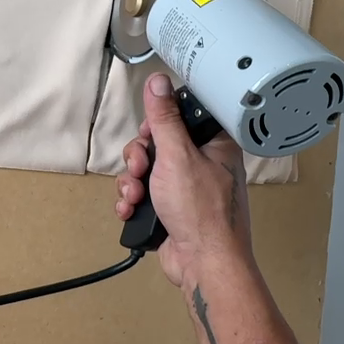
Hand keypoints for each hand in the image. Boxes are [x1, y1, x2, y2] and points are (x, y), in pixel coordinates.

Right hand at [114, 72, 252, 285]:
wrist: (202, 264)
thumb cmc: (199, 209)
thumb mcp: (177, 156)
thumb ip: (164, 118)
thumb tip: (158, 80)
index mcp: (213, 145)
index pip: (180, 116)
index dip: (158, 122)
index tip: (150, 134)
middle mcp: (200, 163)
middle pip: (155, 143)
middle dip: (138, 159)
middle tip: (141, 170)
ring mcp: (184, 187)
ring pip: (144, 170)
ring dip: (130, 182)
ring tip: (134, 198)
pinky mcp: (169, 208)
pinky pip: (141, 194)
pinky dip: (131, 201)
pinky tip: (131, 211)